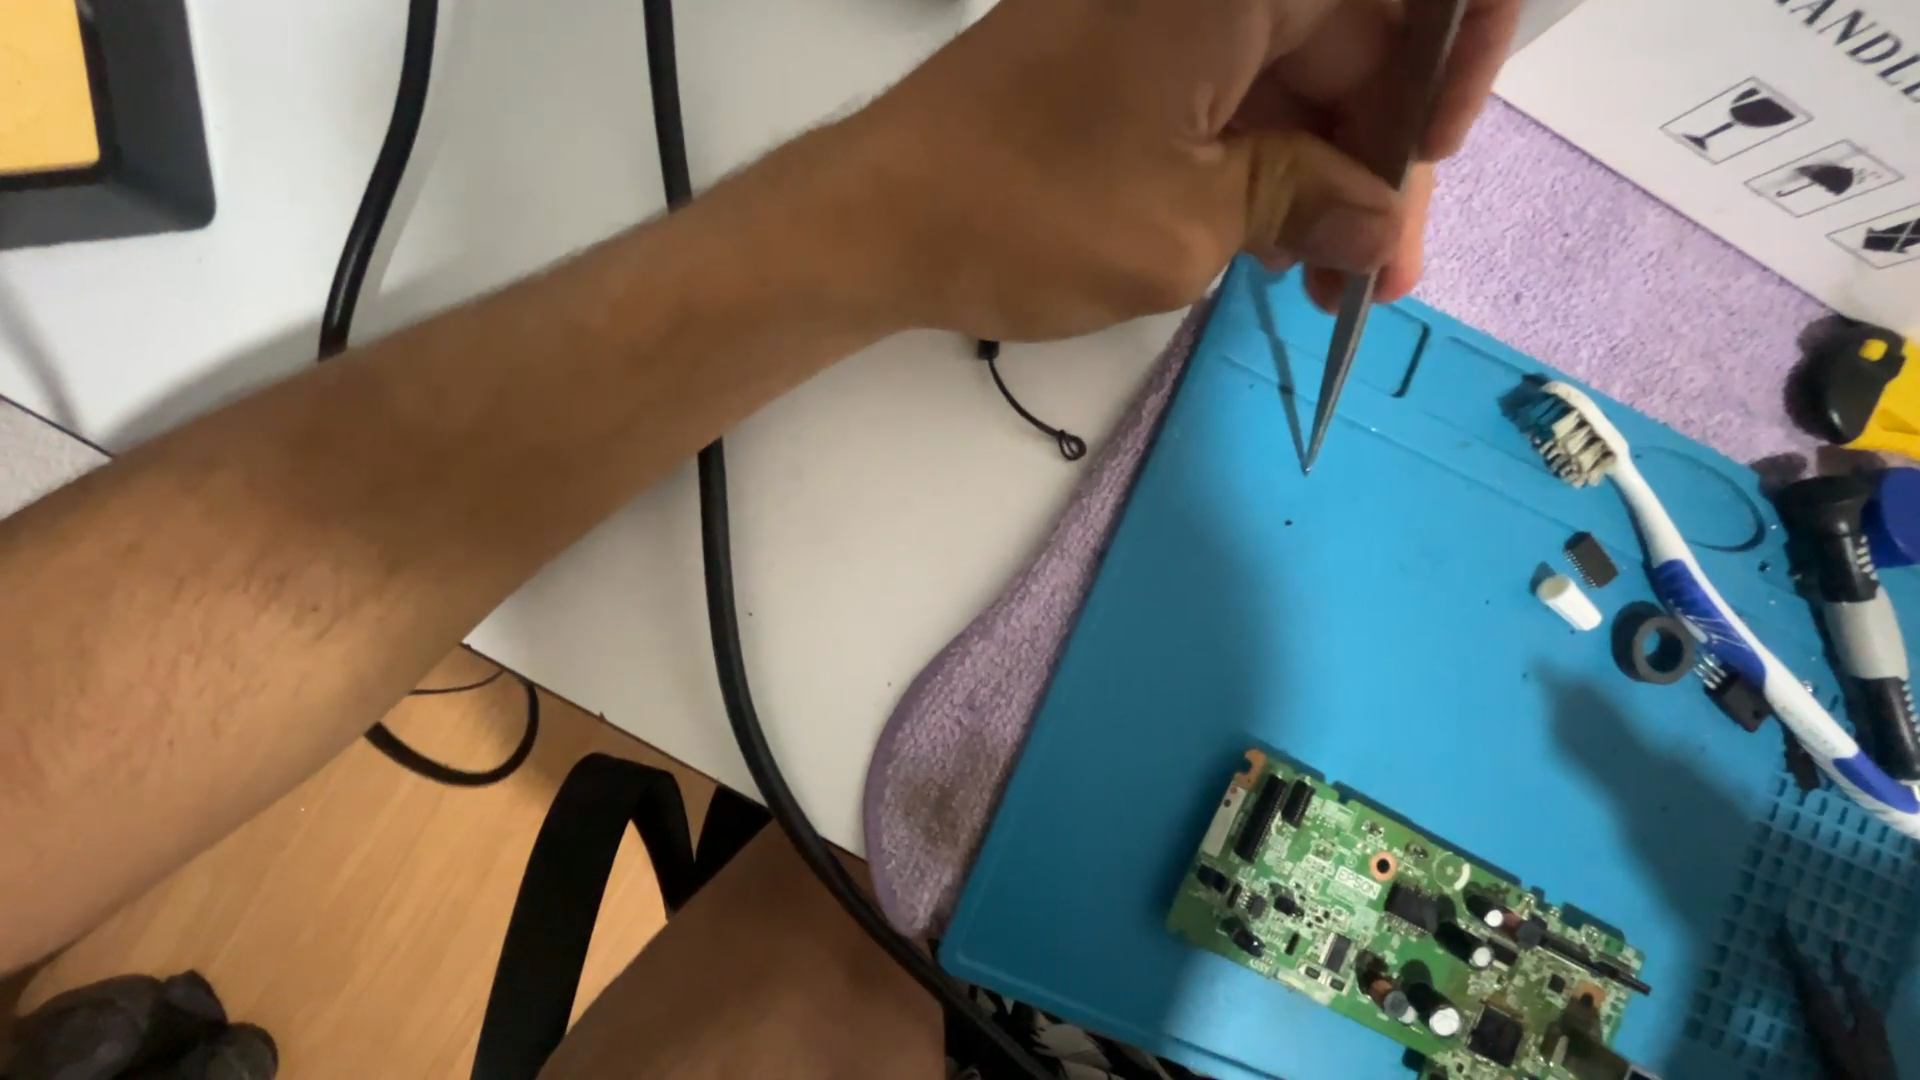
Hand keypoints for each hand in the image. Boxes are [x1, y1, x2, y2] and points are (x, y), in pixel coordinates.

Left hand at [829, 0, 1521, 340]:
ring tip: (1317, 283)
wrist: (882, 220)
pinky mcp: (1126, 63)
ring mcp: (1164, 17)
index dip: (1449, 77)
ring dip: (1312, 180)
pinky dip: (1254, 170)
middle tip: (1371, 275)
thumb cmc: (1026, 217)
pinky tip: (1264, 247)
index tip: (1427, 173)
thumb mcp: (1185, 229)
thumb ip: (1301, 208)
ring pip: (1286, 84)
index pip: (1408, 2)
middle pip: (1350, 45)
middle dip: (1369, 162)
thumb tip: (1384, 225)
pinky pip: (1225, 102)